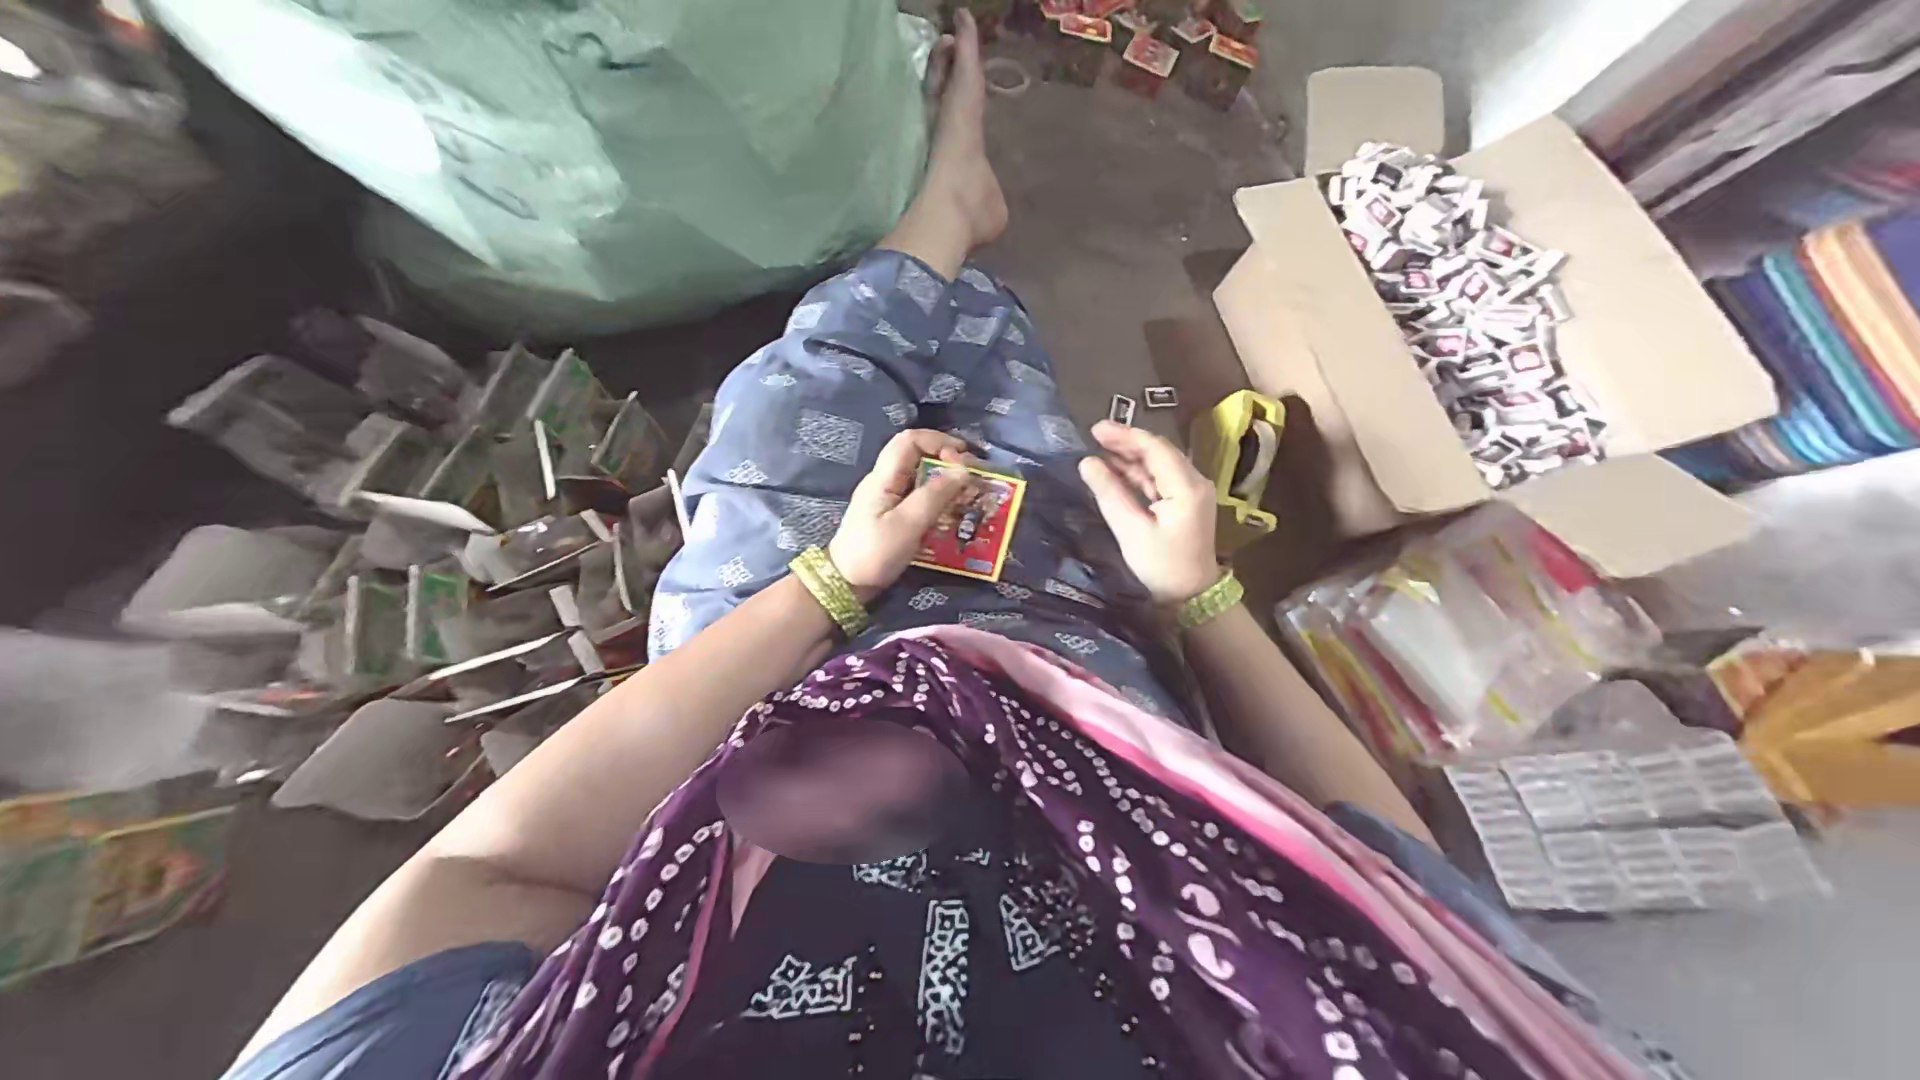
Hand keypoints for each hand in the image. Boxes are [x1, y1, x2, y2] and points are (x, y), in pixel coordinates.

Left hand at [828, 429, 973, 599]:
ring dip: (945, 483)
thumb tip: (963, 471)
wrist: (845, 584)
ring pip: (920, 478)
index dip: (939, 442)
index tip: (964, 460)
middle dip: (947, 462)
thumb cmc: (875, 553)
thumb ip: (935, 495)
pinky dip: (938, 501)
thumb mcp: (908, 524)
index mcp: (883, 477)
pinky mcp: (891, 516)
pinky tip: (952, 514)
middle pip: (917, 456)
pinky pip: (918, 498)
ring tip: (968, 497)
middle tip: (972, 479)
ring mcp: (886, 499)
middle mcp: (884, 482)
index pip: (910, 440)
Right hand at [1077, 420, 1221, 605]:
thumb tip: (1087, 463)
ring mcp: (1191, 492)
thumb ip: (1109, 493)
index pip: (1155, 449)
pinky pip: (1160, 479)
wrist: (1191, 596)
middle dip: (1126, 442)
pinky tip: (1116, 470)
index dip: (1125, 436)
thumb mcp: (1131, 530)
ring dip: (1130, 457)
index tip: (1096, 430)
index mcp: (1186, 487)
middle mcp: (1194, 482)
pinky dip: (1138, 473)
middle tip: (1094, 435)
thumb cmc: (1161, 566)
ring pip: (1158, 465)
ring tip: (1100, 451)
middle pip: (1158, 452)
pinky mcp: (1184, 503)